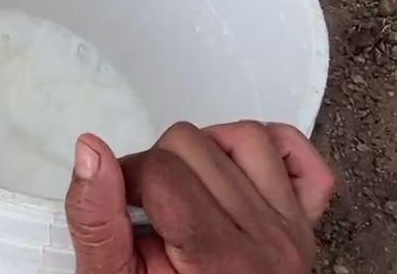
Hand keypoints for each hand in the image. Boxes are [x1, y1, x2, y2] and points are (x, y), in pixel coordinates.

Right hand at [65, 122, 335, 273]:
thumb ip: (96, 220)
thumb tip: (90, 147)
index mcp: (223, 266)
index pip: (160, 172)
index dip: (127, 180)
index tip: (125, 212)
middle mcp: (271, 248)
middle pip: (193, 144)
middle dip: (158, 166)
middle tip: (153, 213)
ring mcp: (296, 234)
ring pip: (243, 136)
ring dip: (206, 152)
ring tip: (188, 192)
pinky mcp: (307, 224)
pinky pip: (298, 156)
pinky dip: (267, 151)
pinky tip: (234, 174)